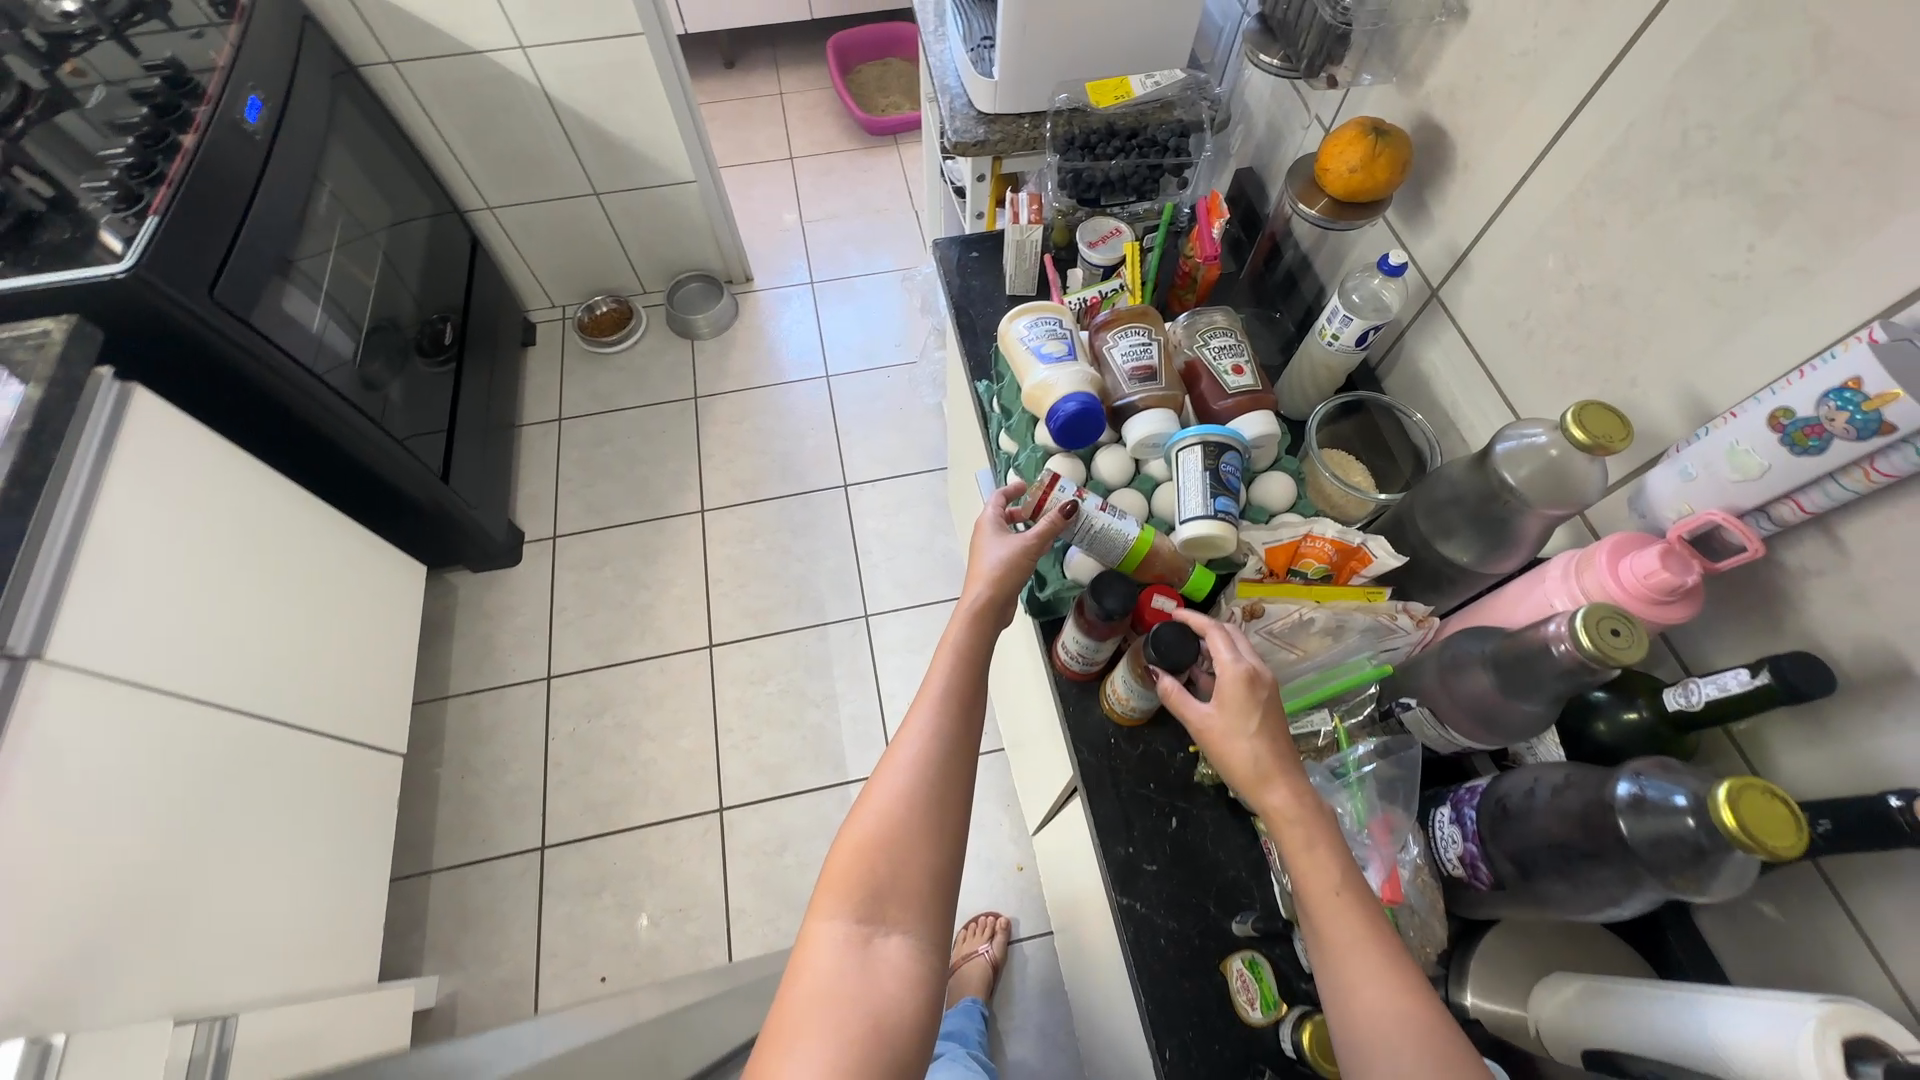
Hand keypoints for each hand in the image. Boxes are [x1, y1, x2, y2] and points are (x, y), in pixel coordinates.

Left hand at [961, 479, 1077, 628]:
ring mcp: (991, 552)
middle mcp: (987, 533)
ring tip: (1051, 528)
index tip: (1029, 486)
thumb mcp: (1030, 544)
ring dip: (1029, 530)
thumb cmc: (1003, 568)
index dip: (1013, 489)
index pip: (999, 496)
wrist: (986, 606)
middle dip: (1026, 511)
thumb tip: (1071, 505)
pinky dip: (1028, 546)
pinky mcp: (998, 568)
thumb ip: (1051, 525)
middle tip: (1046, 508)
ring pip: (1012, 534)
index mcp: (988, 520)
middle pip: (1006, 515)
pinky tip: (1044, 550)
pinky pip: (1014, 550)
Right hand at [1152, 608, 1306, 801]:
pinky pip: (1247, 665)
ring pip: (1241, 648)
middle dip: (1206, 627)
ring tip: (1190, 652)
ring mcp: (1266, 681)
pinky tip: (1208, 676)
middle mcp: (1256, 668)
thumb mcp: (1198, 723)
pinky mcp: (1270, 695)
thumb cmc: (1235, 752)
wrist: (1279, 785)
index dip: (1192, 619)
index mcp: (1238, 670)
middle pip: (1231, 633)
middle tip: (1180, 631)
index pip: (1214, 630)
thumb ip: (1174, 694)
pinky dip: (1227, 660)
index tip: (1172, 615)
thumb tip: (1153, 672)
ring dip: (1218, 644)